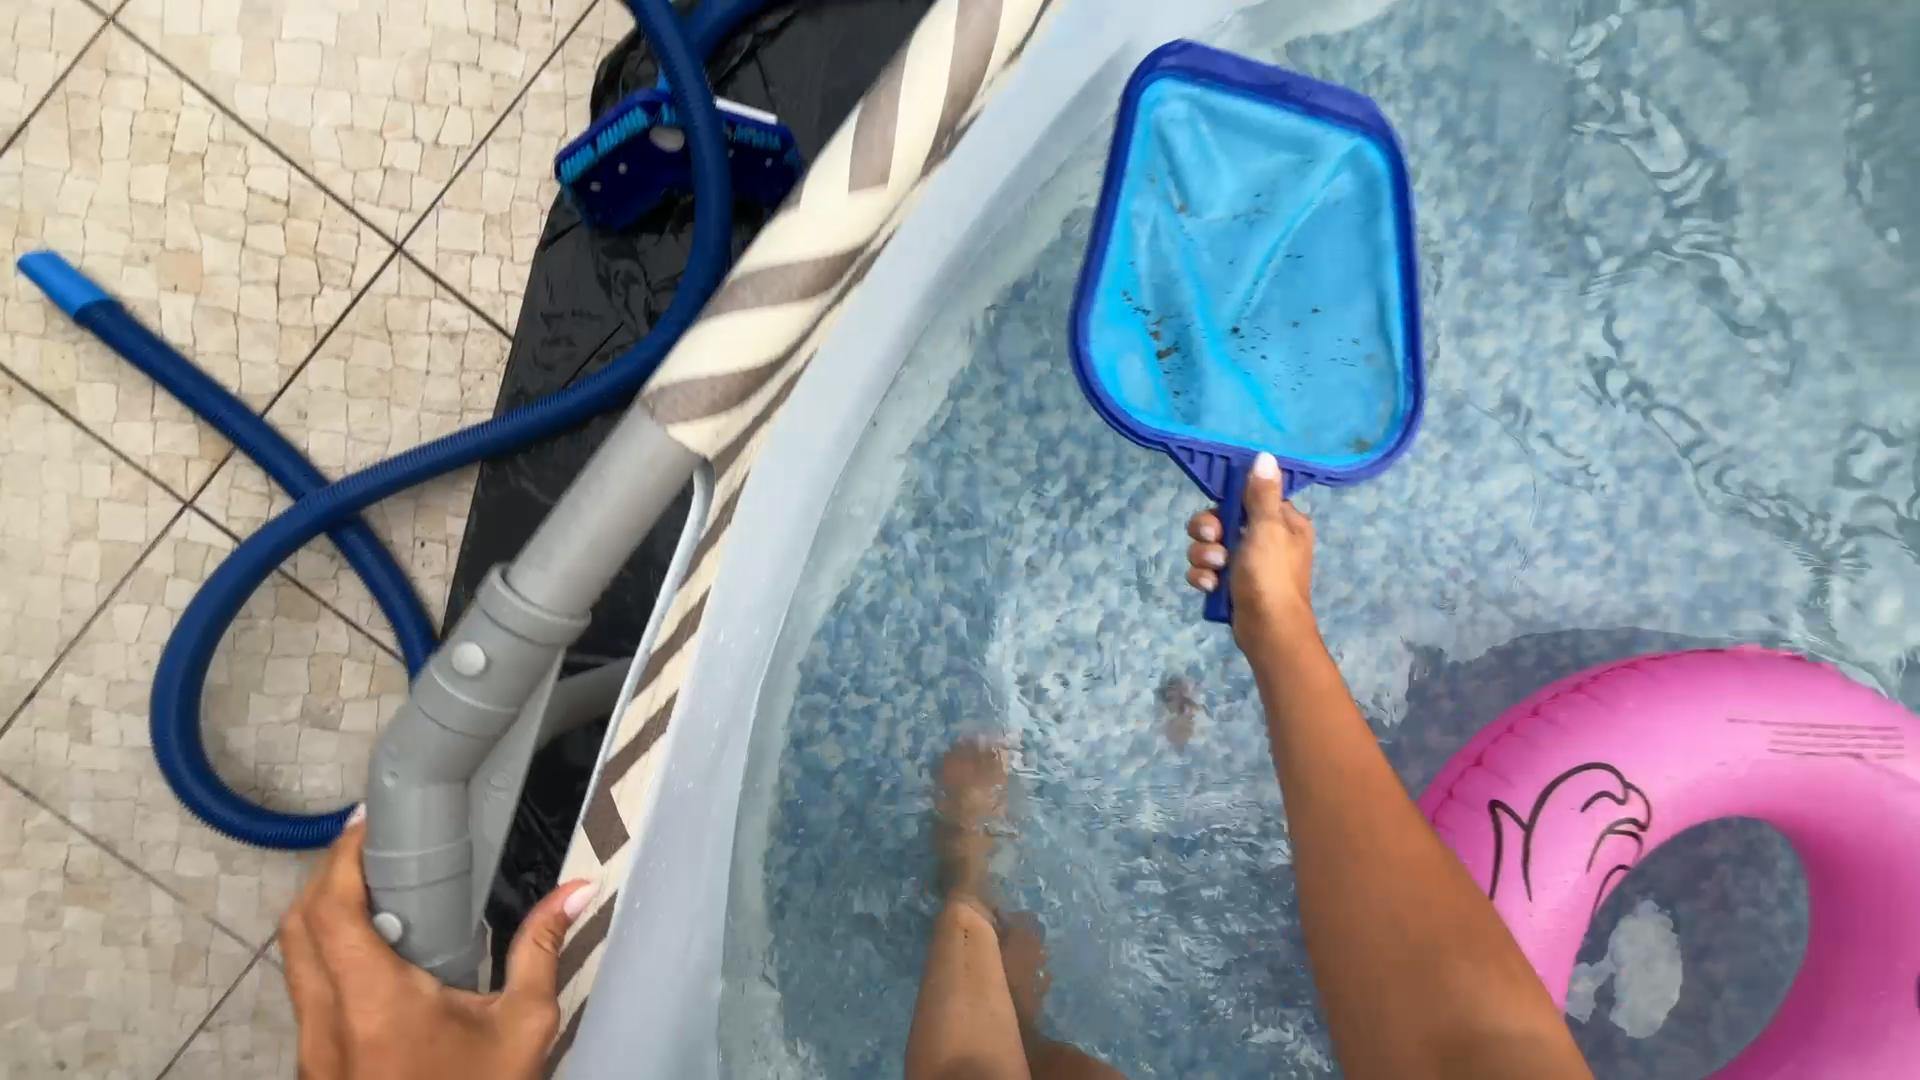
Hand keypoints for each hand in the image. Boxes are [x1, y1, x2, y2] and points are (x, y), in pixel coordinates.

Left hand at [280, 809, 595, 1079]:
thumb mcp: (523, 1025)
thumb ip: (540, 949)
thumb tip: (578, 888)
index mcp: (374, 1006)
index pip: (331, 917)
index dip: (341, 861)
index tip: (370, 822)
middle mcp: (326, 1025)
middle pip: (296, 932)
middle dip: (326, 874)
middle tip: (374, 836)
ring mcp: (313, 1050)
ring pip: (294, 960)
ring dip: (323, 909)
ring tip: (376, 873)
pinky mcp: (319, 1063)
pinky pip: (309, 986)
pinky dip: (329, 943)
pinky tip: (378, 934)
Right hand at [1185, 451, 1316, 649]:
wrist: (1269, 631)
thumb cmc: (1272, 576)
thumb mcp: (1267, 529)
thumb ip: (1261, 494)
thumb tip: (1264, 456)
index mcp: (1283, 522)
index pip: (1248, 498)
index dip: (1228, 504)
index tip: (1220, 514)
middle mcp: (1266, 539)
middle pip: (1221, 520)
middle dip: (1209, 533)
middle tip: (1213, 542)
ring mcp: (1247, 564)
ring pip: (1209, 546)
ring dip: (1204, 557)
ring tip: (1214, 571)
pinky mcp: (1231, 584)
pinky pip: (1206, 571)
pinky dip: (1204, 577)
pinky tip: (1210, 587)